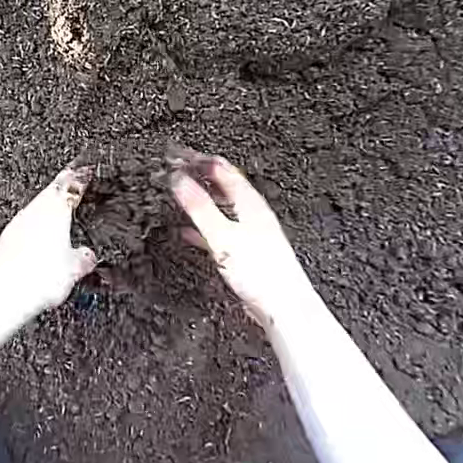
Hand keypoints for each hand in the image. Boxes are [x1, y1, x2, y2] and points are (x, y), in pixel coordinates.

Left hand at [0, 163, 98, 322]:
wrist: (3, 298)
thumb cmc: (38, 279)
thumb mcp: (76, 268)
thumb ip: (85, 258)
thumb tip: (88, 256)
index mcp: (55, 208)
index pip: (70, 181)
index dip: (80, 175)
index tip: (85, 170)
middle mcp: (33, 211)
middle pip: (51, 192)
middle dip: (63, 191)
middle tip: (74, 189)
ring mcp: (16, 225)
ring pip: (36, 209)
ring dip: (48, 211)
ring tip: (59, 220)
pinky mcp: (5, 241)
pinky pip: (25, 228)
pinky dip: (35, 230)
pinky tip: (39, 245)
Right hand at [168, 150, 319, 328]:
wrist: (283, 308)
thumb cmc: (263, 272)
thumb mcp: (223, 235)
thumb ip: (200, 207)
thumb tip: (180, 180)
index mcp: (251, 203)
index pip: (224, 169)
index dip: (200, 160)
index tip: (179, 155)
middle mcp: (253, 214)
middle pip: (224, 186)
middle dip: (201, 176)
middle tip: (179, 170)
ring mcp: (251, 232)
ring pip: (222, 207)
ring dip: (202, 199)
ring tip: (182, 195)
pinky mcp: (247, 252)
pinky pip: (221, 229)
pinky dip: (204, 225)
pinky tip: (192, 232)